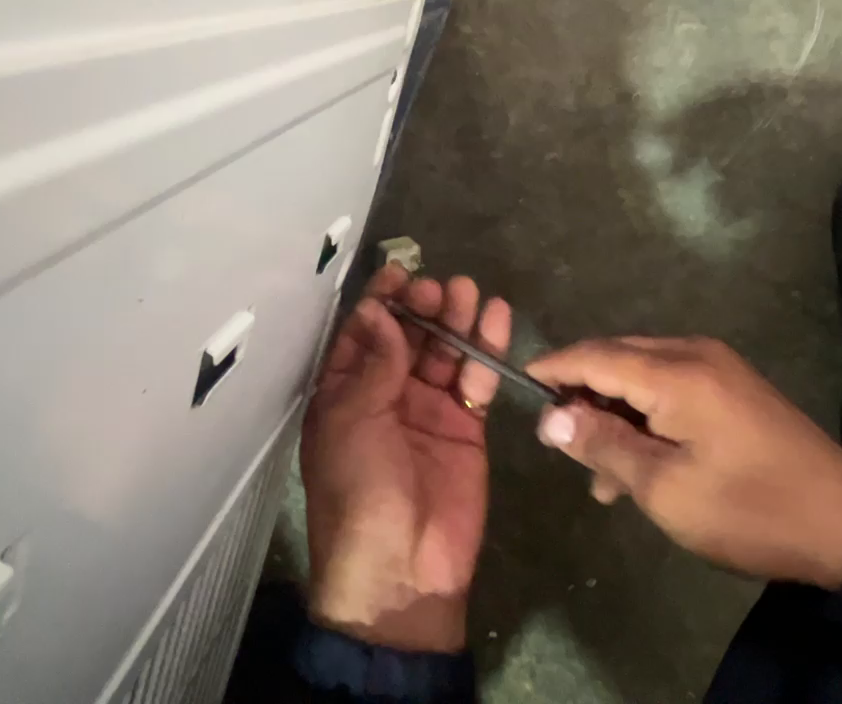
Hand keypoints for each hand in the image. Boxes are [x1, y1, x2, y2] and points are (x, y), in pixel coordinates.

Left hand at [300, 266, 510, 651]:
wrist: (403, 569)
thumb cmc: (360, 491)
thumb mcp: (353, 420)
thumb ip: (374, 363)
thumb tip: (378, 309)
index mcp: (345, 393)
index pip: (363, 334)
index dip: (380, 301)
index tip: (400, 271)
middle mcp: (385, 395)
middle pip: (407, 338)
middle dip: (421, 308)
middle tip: (438, 288)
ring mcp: (428, 410)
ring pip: (443, 353)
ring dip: (455, 322)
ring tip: (468, 292)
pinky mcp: (466, 427)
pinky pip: (475, 381)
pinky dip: (486, 352)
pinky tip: (497, 320)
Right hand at [524, 336, 841, 589]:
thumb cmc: (749, 509)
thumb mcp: (666, 489)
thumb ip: (603, 446)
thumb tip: (550, 419)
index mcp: (676, 374)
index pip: (594, 356)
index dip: (554, 369)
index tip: (520, 383)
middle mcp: (693, 353)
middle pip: (614, 358)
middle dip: (581, 393)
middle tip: (557, 437)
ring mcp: (716, 365)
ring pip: (639, 373)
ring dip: (612, 411)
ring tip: (596, 470)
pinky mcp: (729, 383)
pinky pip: (667, 384)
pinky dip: (642, 414)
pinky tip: (635, 461)